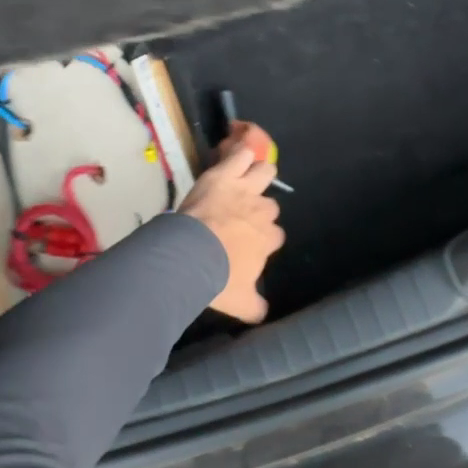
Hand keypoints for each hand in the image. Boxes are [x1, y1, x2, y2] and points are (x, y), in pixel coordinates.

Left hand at [179, 137, 284, 322]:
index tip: (251, 244)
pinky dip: (241, 153)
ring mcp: (245, 190)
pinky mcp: (225, 175)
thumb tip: (264, 313)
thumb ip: (255, 306)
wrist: (191, 255)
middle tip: (240, 216)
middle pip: (270, 205)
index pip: (276, 235)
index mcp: (268, 239)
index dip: (264, 238)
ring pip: (264, 172)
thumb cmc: (217, 278)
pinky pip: (241, 155)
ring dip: (259, 174)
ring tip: (248, 177)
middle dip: (260, 209)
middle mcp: (263, 212)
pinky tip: (238, 153)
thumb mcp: (240, 302)